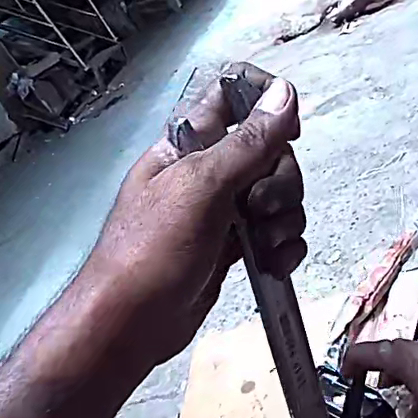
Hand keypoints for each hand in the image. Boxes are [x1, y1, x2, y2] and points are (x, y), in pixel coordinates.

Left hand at [77, 64, 305, 374]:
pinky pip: (278, 233)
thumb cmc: (152, 249)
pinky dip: (284, 247)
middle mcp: (210, 170)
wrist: (131, 324)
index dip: (265, 103)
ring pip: (280, 196)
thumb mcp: (201, 187)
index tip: (286, 132)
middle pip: (272, 153)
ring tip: (264, 246)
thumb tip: (285, 93)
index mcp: (192, 142)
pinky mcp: (237, 245)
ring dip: (284, 221)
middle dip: (281, 183)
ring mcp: (225, 210)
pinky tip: (274, 264)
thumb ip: (248, 142)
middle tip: (258, 209)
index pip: (232, 94)